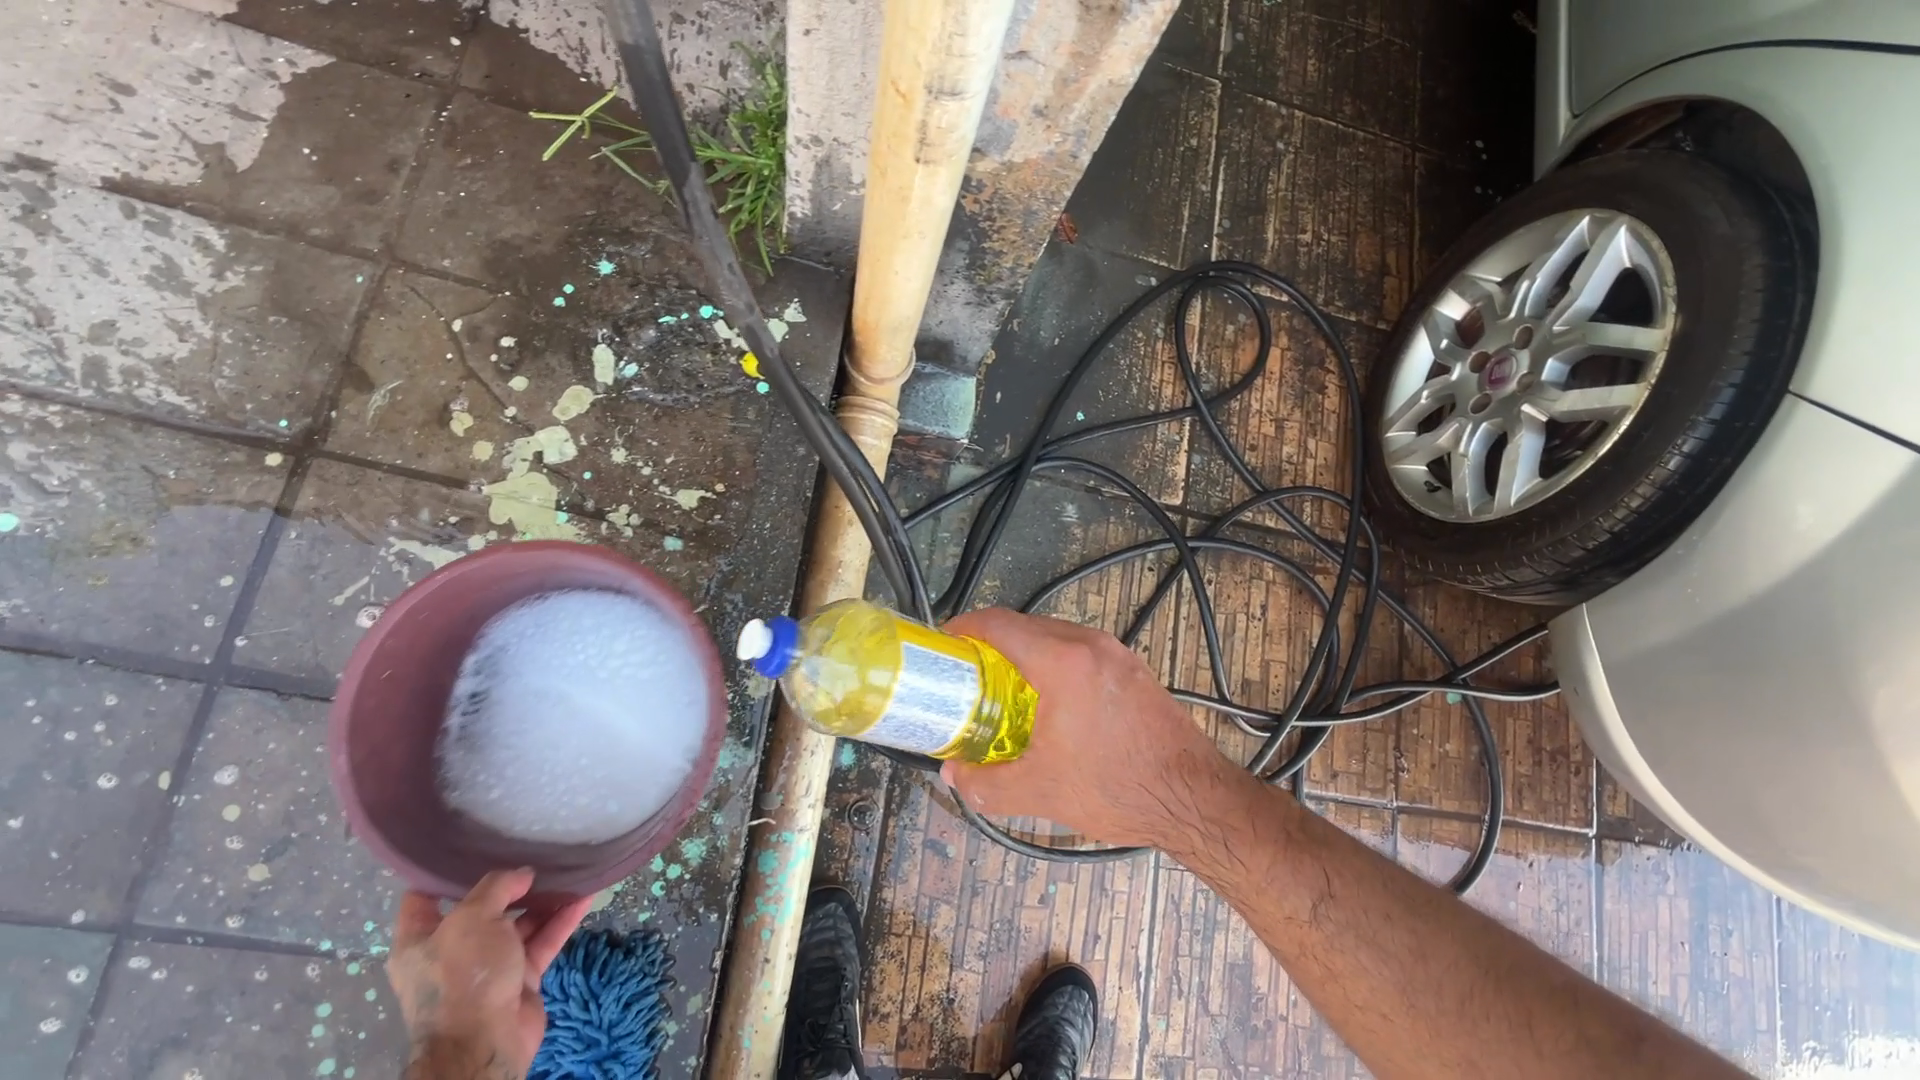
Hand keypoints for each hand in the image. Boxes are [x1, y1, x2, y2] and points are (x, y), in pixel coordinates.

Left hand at [387, 868, 593, 1078]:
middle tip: (534, 855)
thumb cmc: (463, 975)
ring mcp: (488, 966)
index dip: (442, 874)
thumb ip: (497, 887)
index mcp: (420, 941)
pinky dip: (562, 921)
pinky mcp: (520, 978)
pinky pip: (542, 942)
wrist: (484, 1042)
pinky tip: (584, 898)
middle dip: (508, 885)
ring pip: (518, 925)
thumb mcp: (472, 918)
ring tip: (568, 872)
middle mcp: (452, 952)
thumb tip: (523, 875)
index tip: (472, 847)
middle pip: (481, 909)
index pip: (422, 899)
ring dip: (543, 901)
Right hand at [941, 608, 1239, 849]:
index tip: (944, 644)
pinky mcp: (1135, 671)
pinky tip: (1048, 701)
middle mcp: (1091, 645)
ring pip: (1056, 637)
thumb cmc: (1114, 788)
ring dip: (1024, 652)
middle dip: (990, 643)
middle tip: (967, 673)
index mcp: (1062, 661)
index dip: (963, 628)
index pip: (998, 623)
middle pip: (1026, 626)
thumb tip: (954, 775)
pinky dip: (1055, 663)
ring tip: (1001, 687)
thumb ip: (985, 783)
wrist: (1193, 799)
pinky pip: (1082, 652)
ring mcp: (1118, 655)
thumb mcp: (1038, 791)